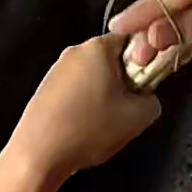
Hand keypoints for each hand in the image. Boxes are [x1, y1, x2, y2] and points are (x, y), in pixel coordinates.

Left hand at [6, 34, 161, 178]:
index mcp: (97, 47)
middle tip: (129, 108)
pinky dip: (84, 103)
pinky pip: (75, 88)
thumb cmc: (89, 128)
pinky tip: (84, 126)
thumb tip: (147, 98)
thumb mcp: (138, 117)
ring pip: (93, 75)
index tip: (146, 84)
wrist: (39, 152)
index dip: (145, 60)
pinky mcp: (46, 86)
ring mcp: (57, 68)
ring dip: (104, 94)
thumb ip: (152, 100)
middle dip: (123, 81)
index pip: (131, 39)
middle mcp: (75, 50)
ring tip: (104, 123)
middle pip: (111, 59)